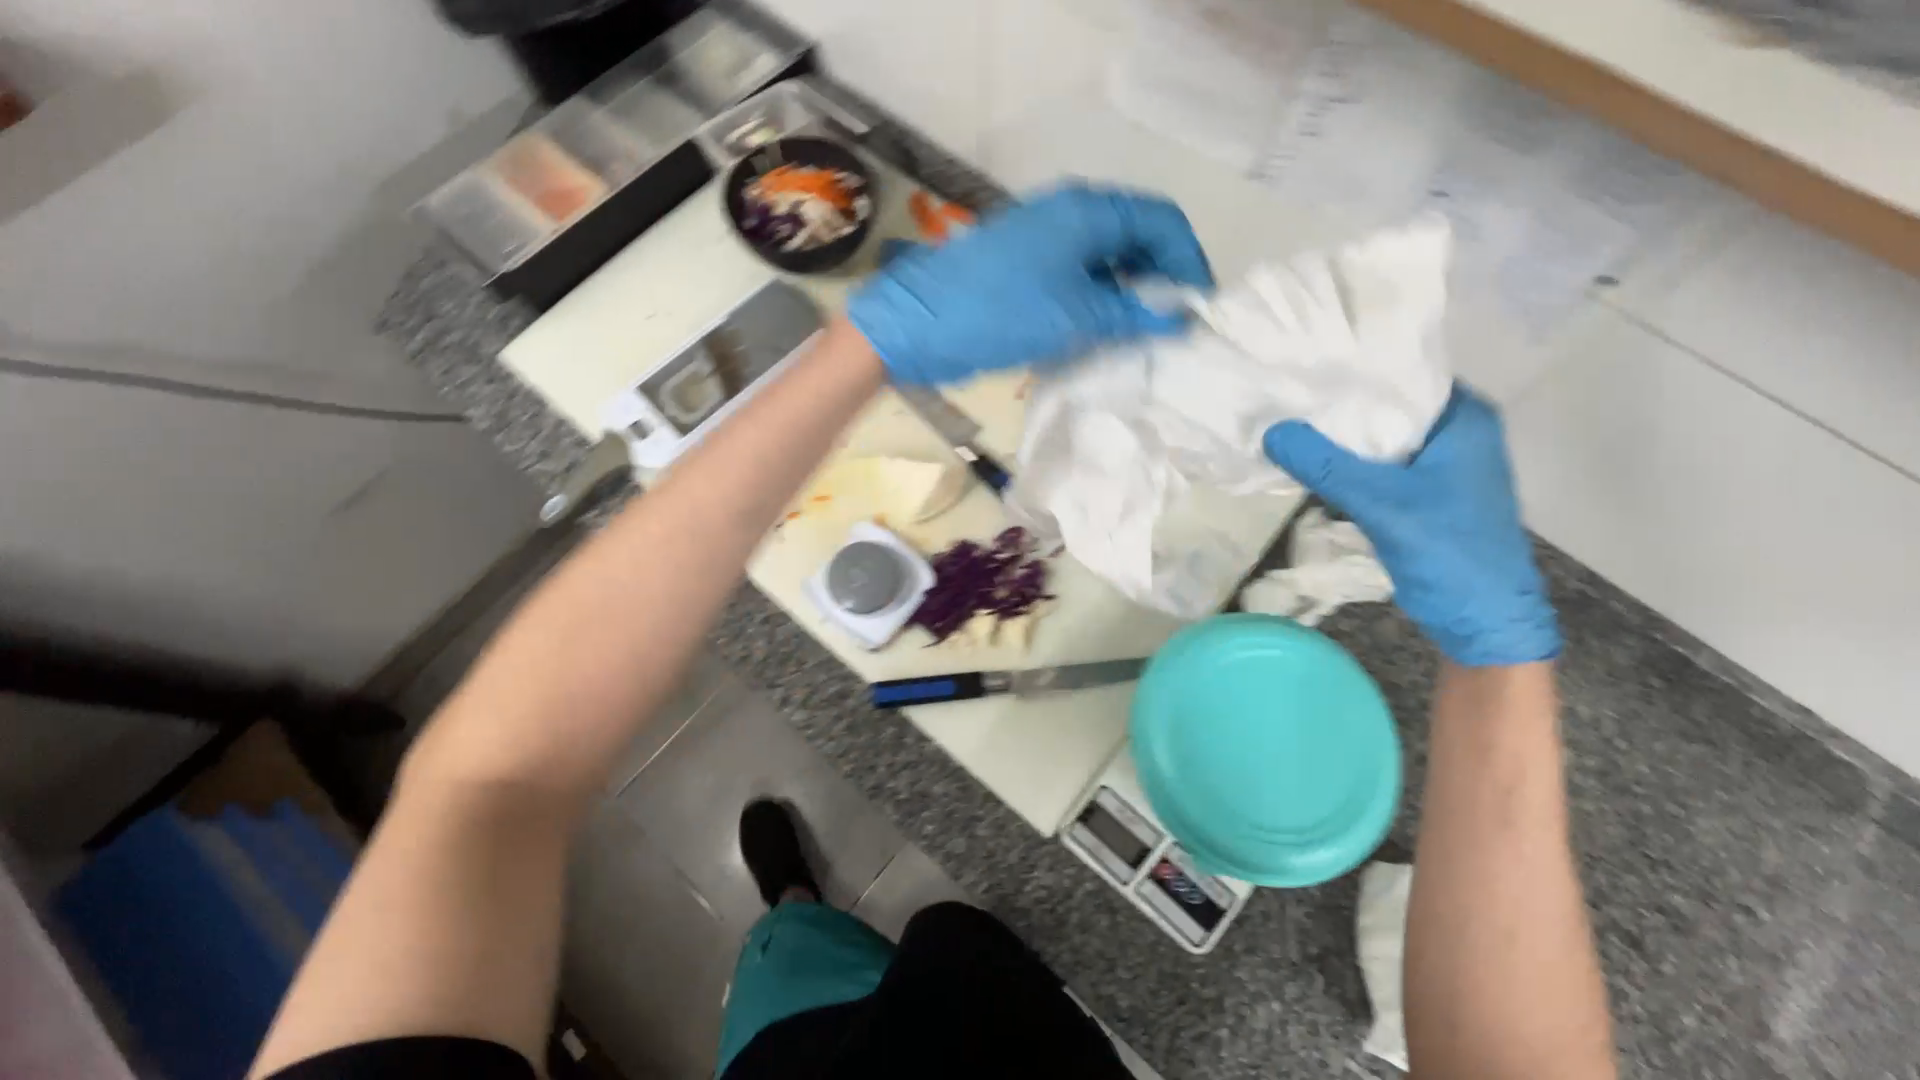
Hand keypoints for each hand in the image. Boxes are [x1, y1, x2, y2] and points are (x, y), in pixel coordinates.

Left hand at [848, 181, 1212, 384]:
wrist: (914, 326)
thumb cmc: (997, 312)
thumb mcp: (1072, 315)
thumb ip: (1132, 314)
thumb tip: (1182, 317)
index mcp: (1085, 212)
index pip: (1162, 221)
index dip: (1187, 263)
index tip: (1197, 312)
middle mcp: (1068, 217)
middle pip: (1136, 239)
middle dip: (1159, 283)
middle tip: (1170, 333)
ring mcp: (1043, 243)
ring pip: (1106, 263)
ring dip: (1127, 298)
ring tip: (1139, 342)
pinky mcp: (1025, 270)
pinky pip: (1077, 280)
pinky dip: (1096, 305)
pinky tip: (1101, 339)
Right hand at [1263, 387, 1559, 666]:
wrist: (1482, 620)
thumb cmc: (1448, 551)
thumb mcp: (1382, 504)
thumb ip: (1326, 466)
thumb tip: (1271, 431)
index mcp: (1464, 419)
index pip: (1404, 374)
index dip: (1356, 370)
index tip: (1307, 366)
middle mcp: (1458, 433)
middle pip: (1390, 407)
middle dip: (1342, 408)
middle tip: (1288, 396)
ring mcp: (1444, 466)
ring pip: (1383, 440)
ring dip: (1344, 441)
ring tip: (1293, 426)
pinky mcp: (1427, 495)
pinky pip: (1382, 468)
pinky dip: (1352, 468)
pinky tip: (1314, 466)